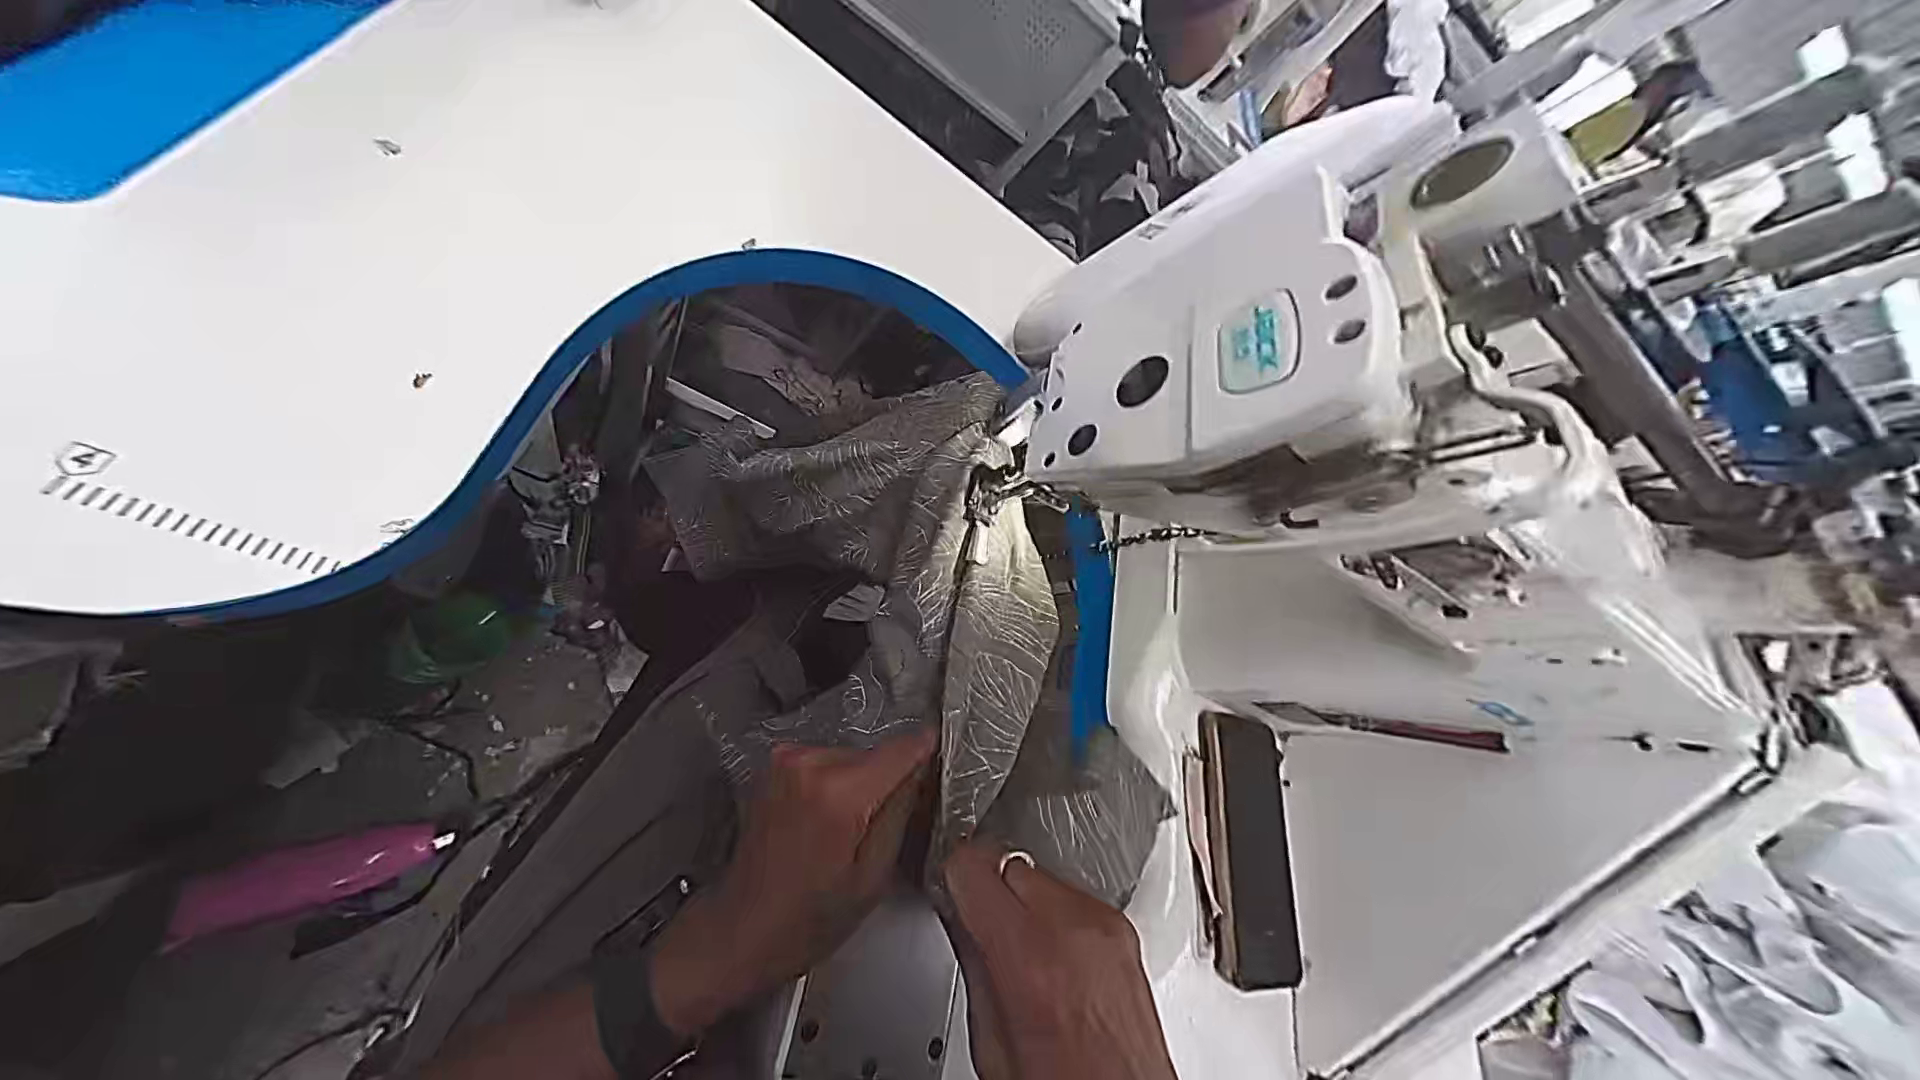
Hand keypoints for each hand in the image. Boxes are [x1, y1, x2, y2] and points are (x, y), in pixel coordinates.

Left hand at [647, 728, 936, 1035]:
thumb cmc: (806, 919)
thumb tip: (923, 769)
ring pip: (853, 757)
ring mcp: (787, 759)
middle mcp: (810, 762)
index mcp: (838, 792)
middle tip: (886, 824)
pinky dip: (836, 783)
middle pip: (876, 755)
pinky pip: (828, 762)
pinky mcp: (776, 764)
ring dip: (861, 783)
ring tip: (849, 830)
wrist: (738, 929)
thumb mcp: (872, 876)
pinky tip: (826, 822)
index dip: (927, 754)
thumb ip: (902, 811)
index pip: (903, 748)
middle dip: (889, 781)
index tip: (942, 763)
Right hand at [944, 841, 1178, 1079]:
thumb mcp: (991, 1039)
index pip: (974, 866)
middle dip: (990, 887)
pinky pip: (1072, 896)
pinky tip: (1055, 953)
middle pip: (1008, 862)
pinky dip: (1057, 913)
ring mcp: (1102, 922)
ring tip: (1024, 947)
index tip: (950, 883)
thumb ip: (973, 962)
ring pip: (1040, 875)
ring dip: (1025, 899)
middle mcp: (1070, 927)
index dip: (955, 873)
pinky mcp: (1122, 926)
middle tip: (983, 921)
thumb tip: (961, 917)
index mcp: (1028, 955)